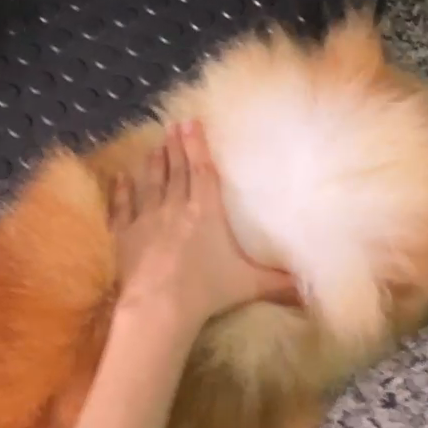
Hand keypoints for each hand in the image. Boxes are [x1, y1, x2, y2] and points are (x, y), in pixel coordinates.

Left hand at [110, 121, 294, 330]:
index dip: (198, 145)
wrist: (159, 305)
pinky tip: (120, 177)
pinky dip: (121, 191)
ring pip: (151, 183)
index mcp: (206, 212)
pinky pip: (122, 206)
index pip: (202, 171)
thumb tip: (308, 289)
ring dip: (153, 163)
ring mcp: (147, 218)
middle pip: (176, 171)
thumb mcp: (249, 285)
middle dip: (175, 146)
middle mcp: (176, 207)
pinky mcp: (125, 235)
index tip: (191, 122)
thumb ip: (278, 283)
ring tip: (153, 146)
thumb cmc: (207, 291)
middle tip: (172, 126)